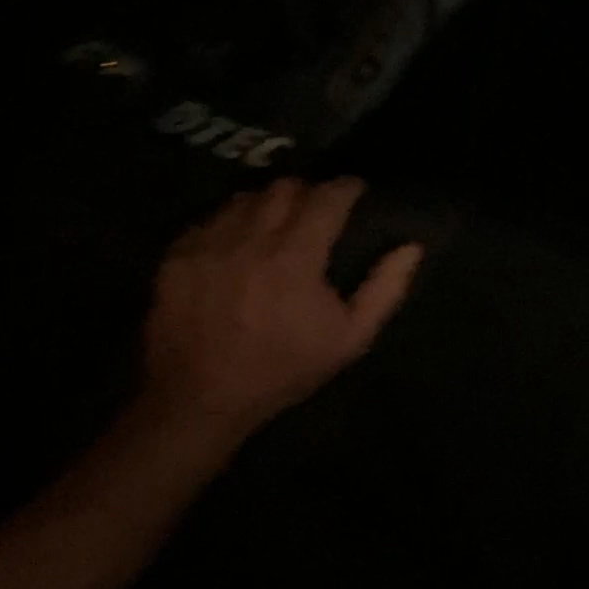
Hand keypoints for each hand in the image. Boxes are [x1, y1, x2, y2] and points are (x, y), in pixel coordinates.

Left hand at [142, 177, 423, 435]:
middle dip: (308, 192)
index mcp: (294, 258)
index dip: (346, 188)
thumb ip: (385, 288)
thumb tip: (411, 247)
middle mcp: (249, 241)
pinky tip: (240, 245)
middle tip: (318, 210)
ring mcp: (207, 245)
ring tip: (278, 225)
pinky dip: (233, 222)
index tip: (356, 191)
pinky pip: (212, 217)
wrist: (199, 400)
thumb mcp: (350, 339)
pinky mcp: (176, 256)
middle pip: (285, 187)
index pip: (326, 197)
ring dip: (269, 203)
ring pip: (246, 197)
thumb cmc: (284, 368)